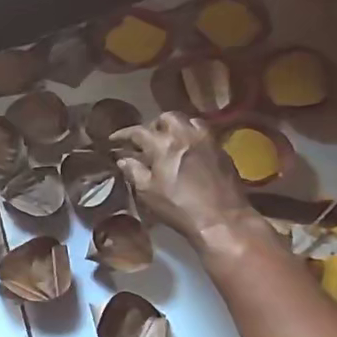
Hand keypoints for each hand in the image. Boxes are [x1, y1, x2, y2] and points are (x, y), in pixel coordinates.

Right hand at [113, 112, 263, 250]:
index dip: (123, 134)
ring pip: (191, 122)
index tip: (114, 140)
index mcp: (164, 145)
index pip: (138, 131)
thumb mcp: (147, 191)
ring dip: (177, 127)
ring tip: (169, 142)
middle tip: (146, 139)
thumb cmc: (178, 206)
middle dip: (154, 125)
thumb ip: (134, 171)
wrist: (223, 219)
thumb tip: (124, 159)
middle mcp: (187, 136)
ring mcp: (209, 142)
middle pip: (168, 117)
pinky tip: (187, 153)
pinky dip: (192, 138)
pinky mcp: (223, 152)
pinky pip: (205, 135)